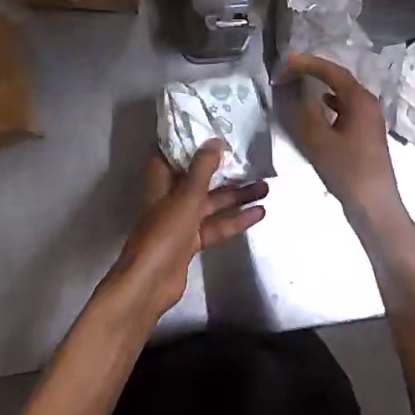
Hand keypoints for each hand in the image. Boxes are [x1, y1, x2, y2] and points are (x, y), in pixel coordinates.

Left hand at [102, 140, 267, 324]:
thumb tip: (216, 141)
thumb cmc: (163, 233)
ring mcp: (181, 221)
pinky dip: (235, 220)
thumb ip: (202, 169)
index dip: (192, 142)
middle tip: (250, 159)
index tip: (214, 130)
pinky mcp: (192, 242)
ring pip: (212, 202)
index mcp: (162, 181)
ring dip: (236, 195)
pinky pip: (216, 226)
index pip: (173, 153)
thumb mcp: (186, 197)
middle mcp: (170, 197)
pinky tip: (259, 213)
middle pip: (199, 178)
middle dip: (224, 170)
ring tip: (265, 186)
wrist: (149, 284)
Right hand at [284, 54, 406, 230]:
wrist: (374, 207)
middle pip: (337, 78)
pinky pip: (344, 107)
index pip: (331, 71)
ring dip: (318, 87)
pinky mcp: (365, 133)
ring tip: (296, 86)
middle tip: (286, 72)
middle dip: (311, 72)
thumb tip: (290, 89)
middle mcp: (368, 103)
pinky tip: (316, 108)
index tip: (284, 63)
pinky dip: (327, 102)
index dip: (306, 64)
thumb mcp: (318, 141)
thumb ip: (303, 111)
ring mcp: (369, 119)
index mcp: (360, 100)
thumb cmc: (348, 171)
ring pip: (341, 93)